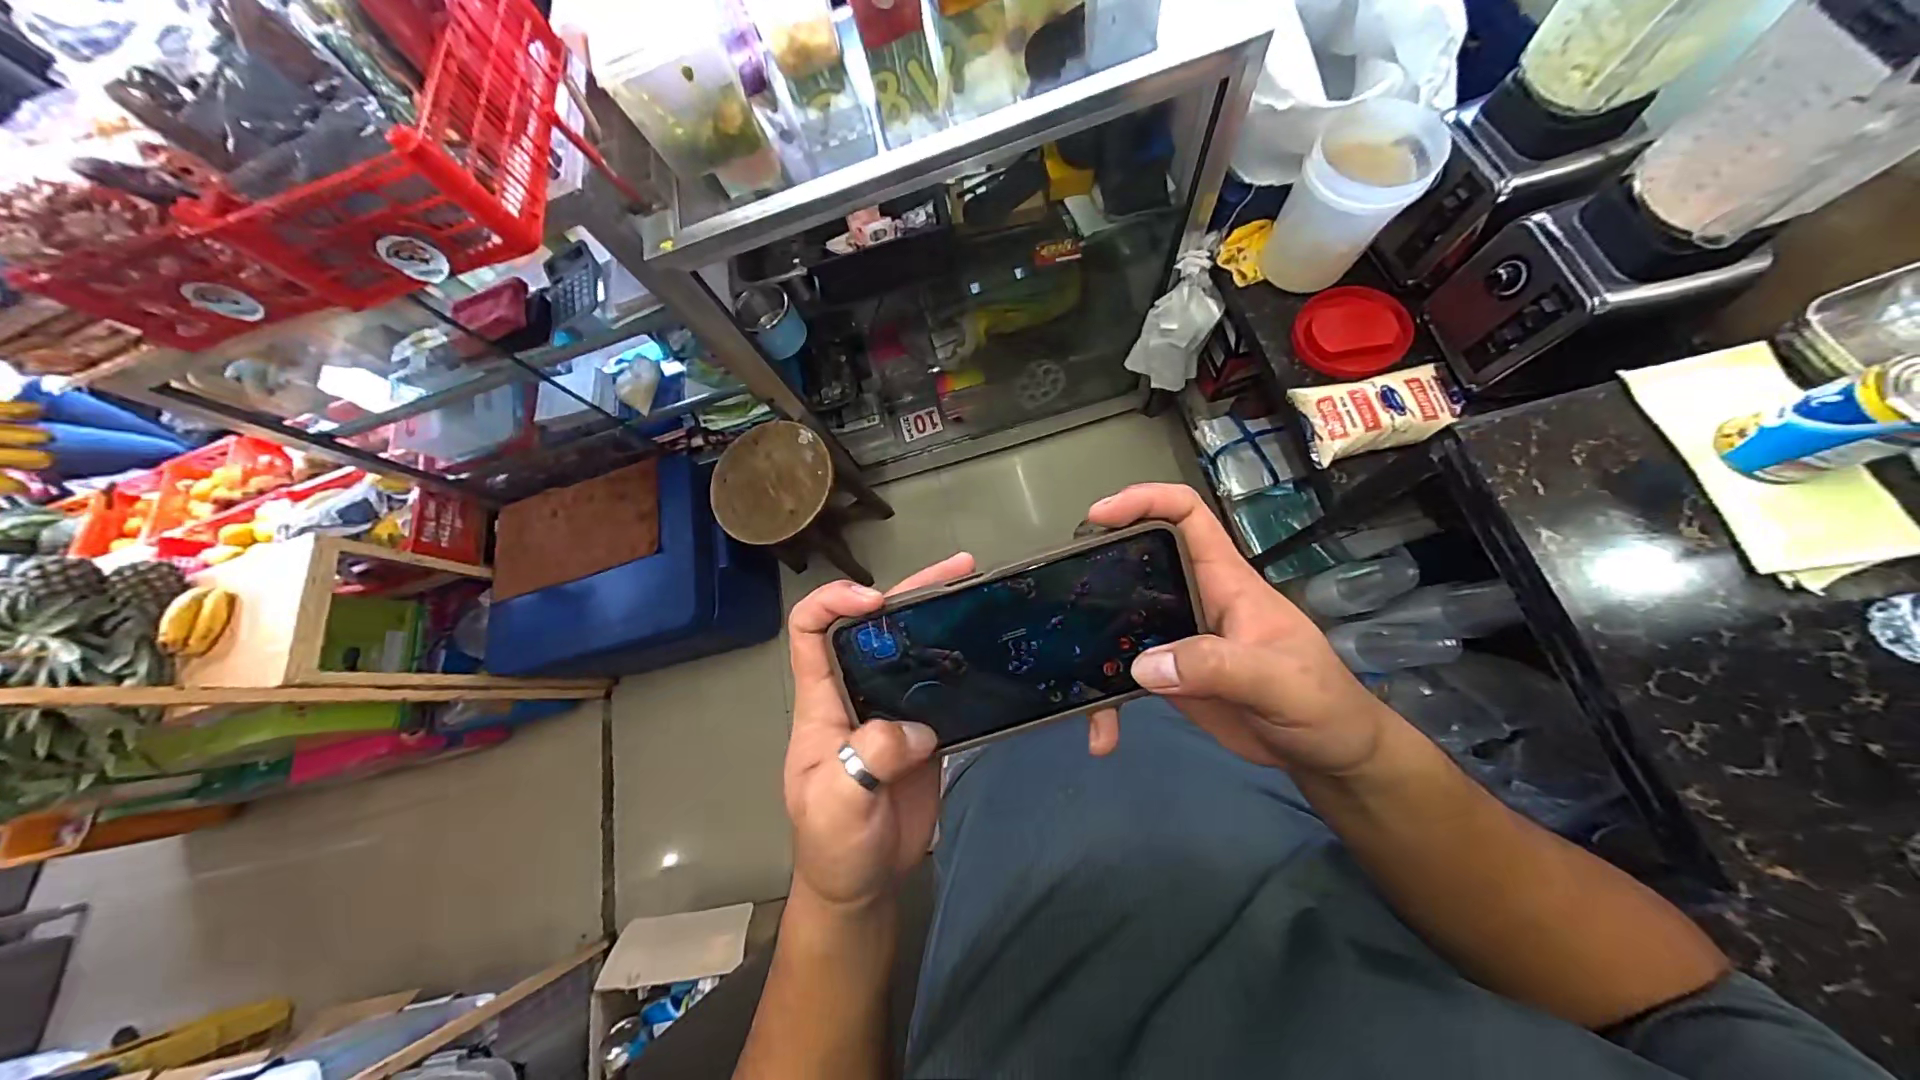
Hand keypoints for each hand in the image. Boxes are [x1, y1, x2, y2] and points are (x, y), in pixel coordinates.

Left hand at [782, 553, 976, 907]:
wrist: (864, 883)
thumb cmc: (832, 847)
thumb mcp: (836, 806)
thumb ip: (866, 763)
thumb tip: (915, 729)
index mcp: (822, 703)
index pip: (810, 631)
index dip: (833, 602)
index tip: (874, 601)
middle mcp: (856, 693)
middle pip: (874, 626)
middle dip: (910, 592)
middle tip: (958, 570)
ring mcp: (892, 710)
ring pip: (912, 650)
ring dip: (942, 618)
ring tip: (979, 592)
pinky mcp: (923, 730)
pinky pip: (941, 685)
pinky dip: (962, 662)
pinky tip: (987, 647)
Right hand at [1082, 484, 1393, 775]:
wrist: (1327, 754)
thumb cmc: (1320, 704)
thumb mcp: (1279, 682)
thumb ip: (1220, 667)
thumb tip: (1143, 665)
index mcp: (1224, 581)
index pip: (1187, 514)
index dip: (1145, 500)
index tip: (1100, 514)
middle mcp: (1194, 599)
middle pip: (1138, 562)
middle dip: (1098, 566)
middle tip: (1063, 586)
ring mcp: (1178, 638)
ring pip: (1121, 622)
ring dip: (1091, 645)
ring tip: (1064, 666)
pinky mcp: (1170, 675)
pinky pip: (1124, 678)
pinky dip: (1108, 704)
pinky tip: (1100, 735)